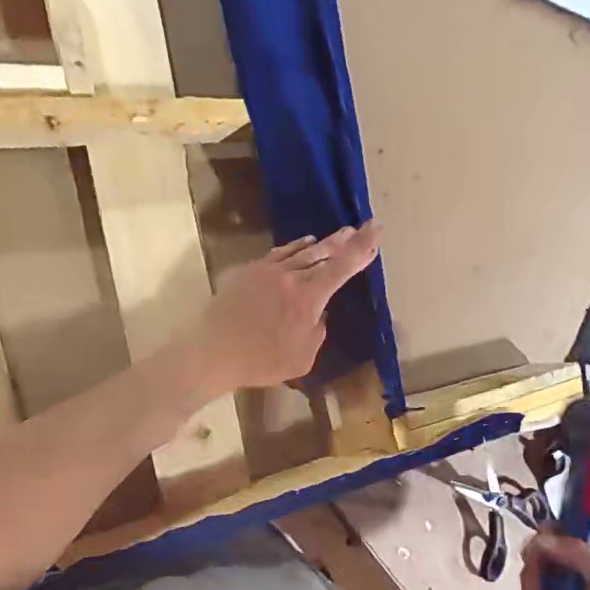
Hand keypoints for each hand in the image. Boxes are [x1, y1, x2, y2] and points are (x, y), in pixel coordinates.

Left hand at [186, 221, 383, 392]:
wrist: (212, 352)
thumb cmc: (261, 361)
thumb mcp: (303, 358)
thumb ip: (317, 332)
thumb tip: (318, 315)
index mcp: (307, 298)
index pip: (342, 267)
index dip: (363, 248)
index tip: (376, 230)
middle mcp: (290, 277)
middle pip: (324, 253)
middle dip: (347, 240)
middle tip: (363, 228)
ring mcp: (268, 271)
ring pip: (303, 251)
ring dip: (325, 242)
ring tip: (341, 233)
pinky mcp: (250, 272)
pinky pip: (280, 253)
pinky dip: (297, 246)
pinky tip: (305, 243)